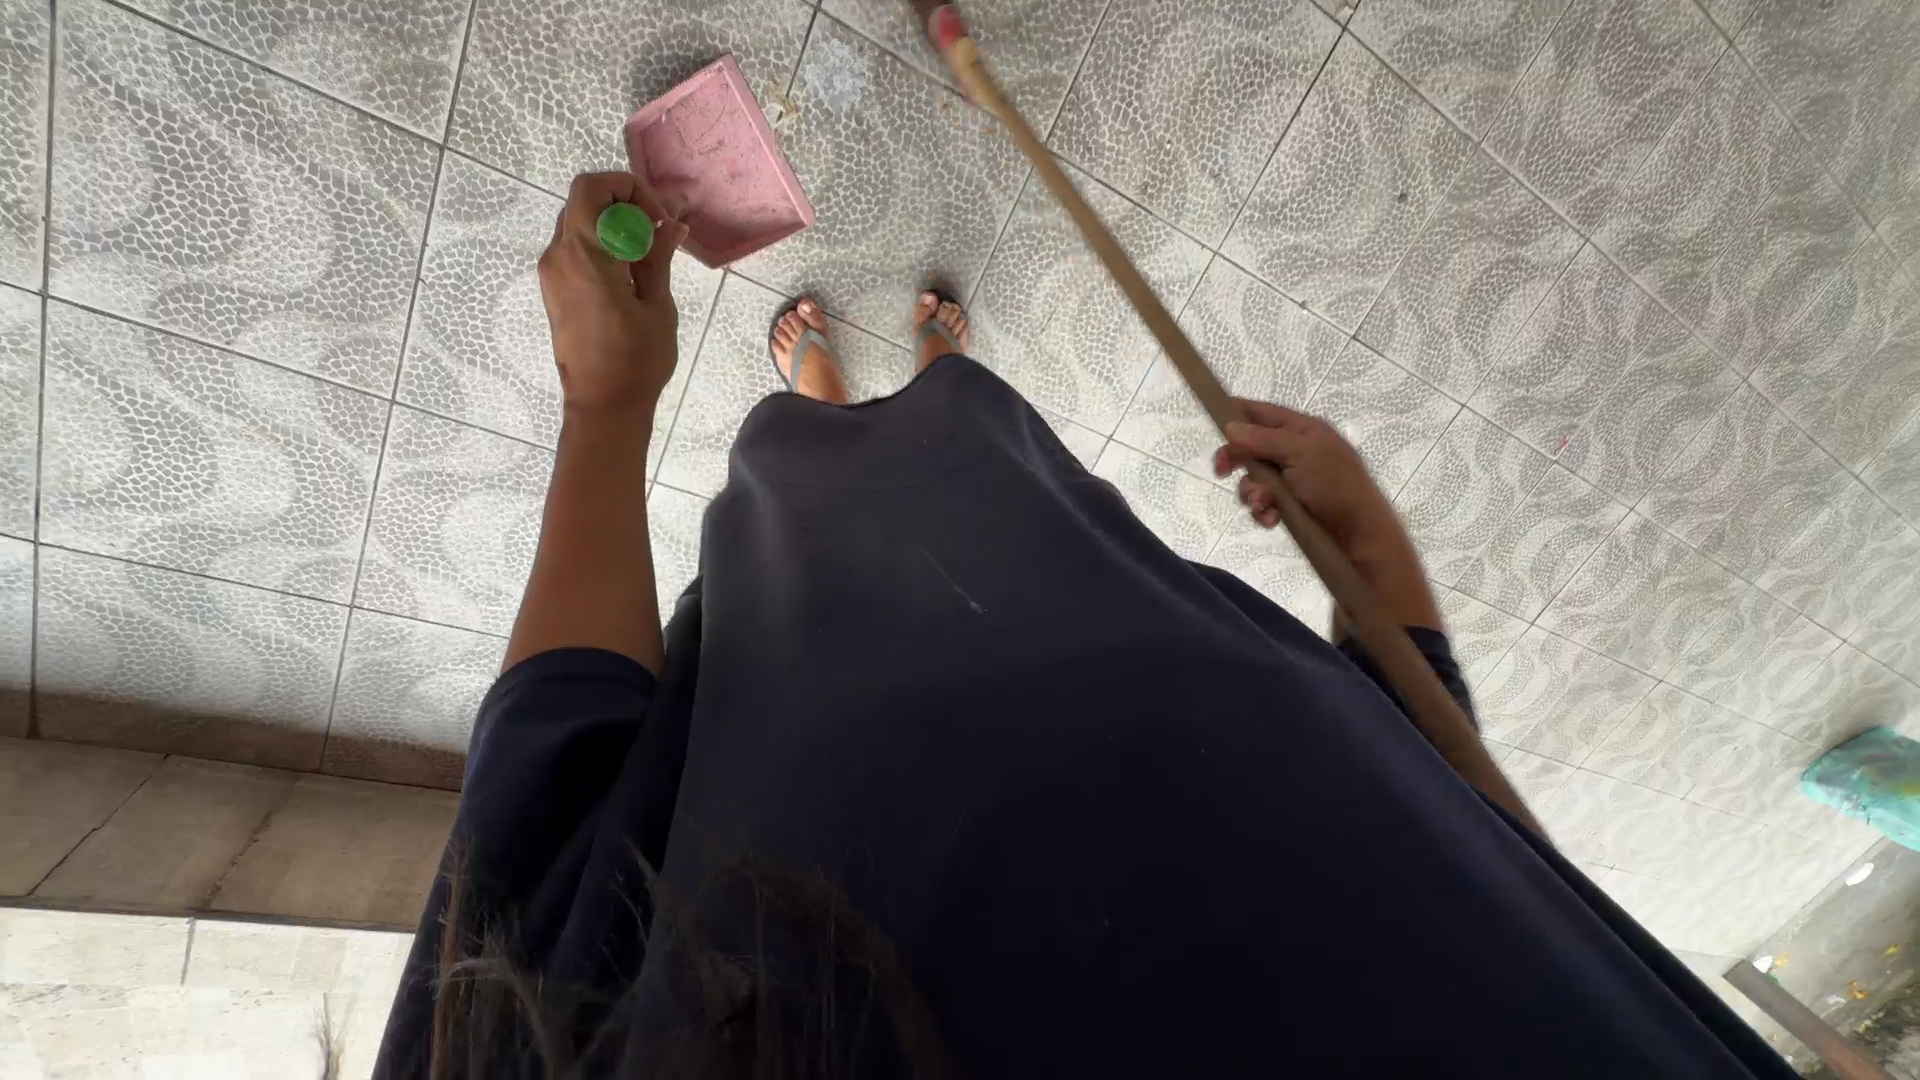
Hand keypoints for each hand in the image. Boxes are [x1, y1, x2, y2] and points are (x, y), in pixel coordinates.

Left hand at [537, 171, 690, 417]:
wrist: (604, 405)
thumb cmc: (637, 360)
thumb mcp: (657, 305)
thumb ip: (658, 257)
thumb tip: (670, 224)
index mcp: (583, 254)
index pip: (593, 188)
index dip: (629, 189)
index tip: (661, 218)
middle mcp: (558, 256)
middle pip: (585, 203)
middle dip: (626, 206)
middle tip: (662, 232)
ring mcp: (552, 274)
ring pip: (581, 225)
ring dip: (616, 227)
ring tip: (653, 254)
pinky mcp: (556, 291)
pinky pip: (578, 251)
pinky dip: (605, 247)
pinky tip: (634, 274)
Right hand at [1211, 399, 1399, 555]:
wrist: (1358, 530)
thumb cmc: (1334, 484)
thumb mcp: (1299, 453)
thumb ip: (1263, 439)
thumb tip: (1230, 427)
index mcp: (1301, 430)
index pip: (1261, 413)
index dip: (1236, 412)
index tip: (1212, 421)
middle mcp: (1293, 450)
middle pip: (1249, 447)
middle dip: (1236, 460)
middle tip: (1223, 472)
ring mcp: (1290, 478)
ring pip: (1251, 479)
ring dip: (1252, 493)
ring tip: (1265, 504)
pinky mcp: (1288, 504)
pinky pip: (1261, 503)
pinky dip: (1262, 511)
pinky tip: (1272, 518)